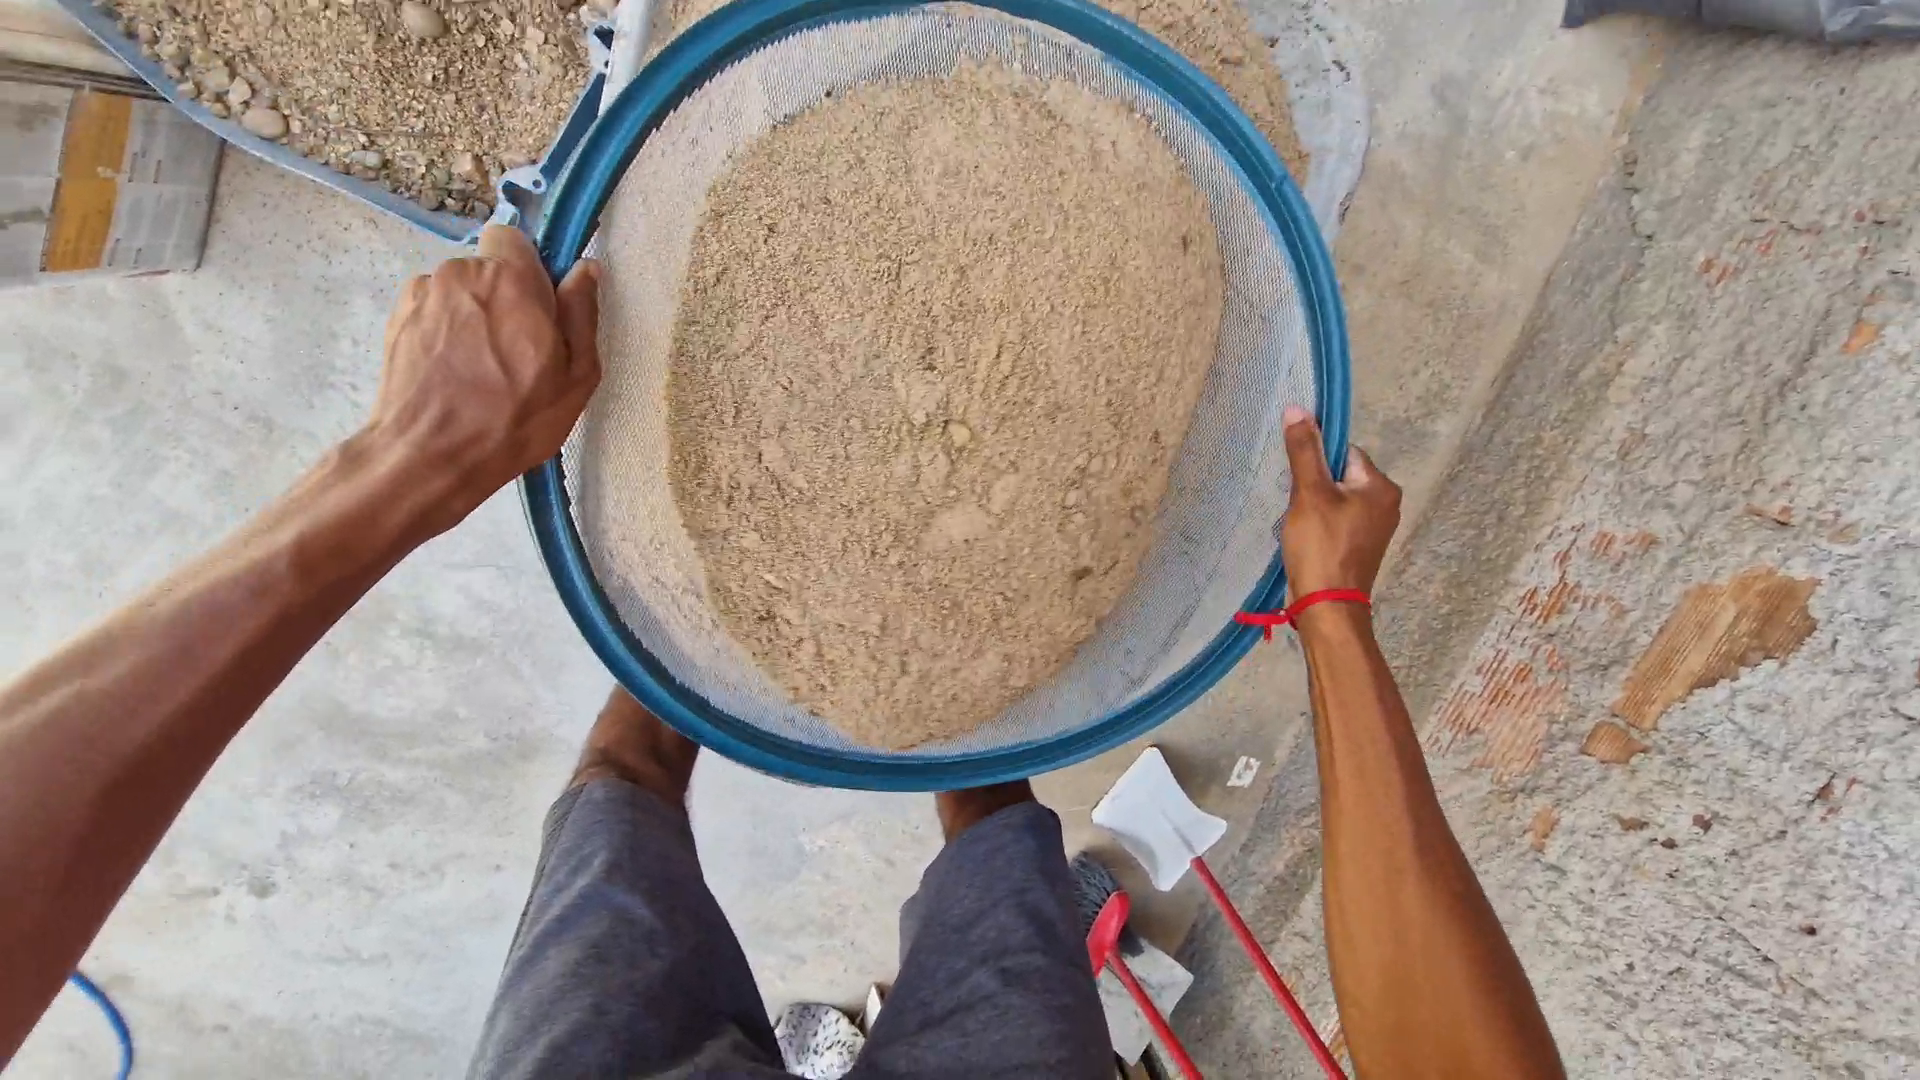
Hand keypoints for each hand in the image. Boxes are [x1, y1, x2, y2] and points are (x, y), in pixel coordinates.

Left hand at [363, 225, 601, 534]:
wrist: (431, 453)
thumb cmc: (517, 417)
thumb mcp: (577, 375)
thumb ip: (582, 314)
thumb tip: (586, 270)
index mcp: (511, 280)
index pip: (513, 238)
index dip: (530, 269)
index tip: (542, 308)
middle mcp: (460, 273)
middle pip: (488, 269)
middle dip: (506, 298)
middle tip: (521, 352)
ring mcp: (421, 294)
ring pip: (461, 292)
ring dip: (475, 317)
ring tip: (485, 369)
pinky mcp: (397, 319)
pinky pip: (435, 312)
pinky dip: (448, 334)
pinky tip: (457, 373)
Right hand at [1279, 404, 1401, 595]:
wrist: (1327, 605)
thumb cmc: (1321, 546)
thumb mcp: (1309, 493)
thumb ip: (1304, 451)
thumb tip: (1298, 409)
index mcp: (1382, 486)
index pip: (1344, 452)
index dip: (1316, 461)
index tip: (1296, 479)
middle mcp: (1387, 504)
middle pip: (1339, 475)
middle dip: (1312, 485)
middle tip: (1293, 503)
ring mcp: (1375, 528)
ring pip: (1336, 499)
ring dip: (1312, 505)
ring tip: (1297, 522)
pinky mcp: (1360, 546)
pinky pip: (1337, 520)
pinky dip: (1318, 523)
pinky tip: (1304, 537)